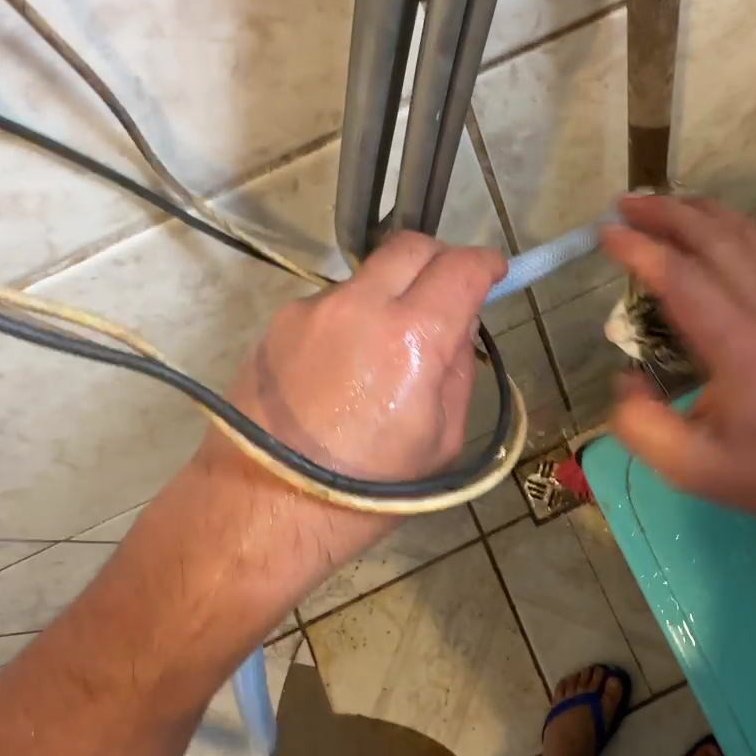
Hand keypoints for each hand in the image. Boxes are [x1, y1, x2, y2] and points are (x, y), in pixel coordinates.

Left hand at [188, 232, 505, 571]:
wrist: (261, 509)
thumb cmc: (368, 490)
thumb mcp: (443, 441)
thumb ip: (459, 371)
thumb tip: (458, 325)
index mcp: (410, 338)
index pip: (460, 268)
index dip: (486, 263)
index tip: (495, 273)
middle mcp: (359, 306)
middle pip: (411, 246)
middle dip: (442, 258)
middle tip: (452, 290)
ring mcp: (313, 309)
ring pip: (370, 276)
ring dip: (394, 293)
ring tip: (390, 349)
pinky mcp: (279, 322)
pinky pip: (334, 304)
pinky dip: (355, 320)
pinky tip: (346, 368)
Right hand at [600, 195, 755, 526]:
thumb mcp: (689, 467)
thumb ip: (641, 426)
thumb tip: (624, 378)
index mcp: (740, 348)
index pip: (684, 278)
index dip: (641, 251)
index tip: (605, 235)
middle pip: (716, 240)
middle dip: (666, 213)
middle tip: (623, 203)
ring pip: (747, 235)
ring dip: (701, 211)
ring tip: (661, 202)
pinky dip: (735, 225)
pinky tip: (713, 225)